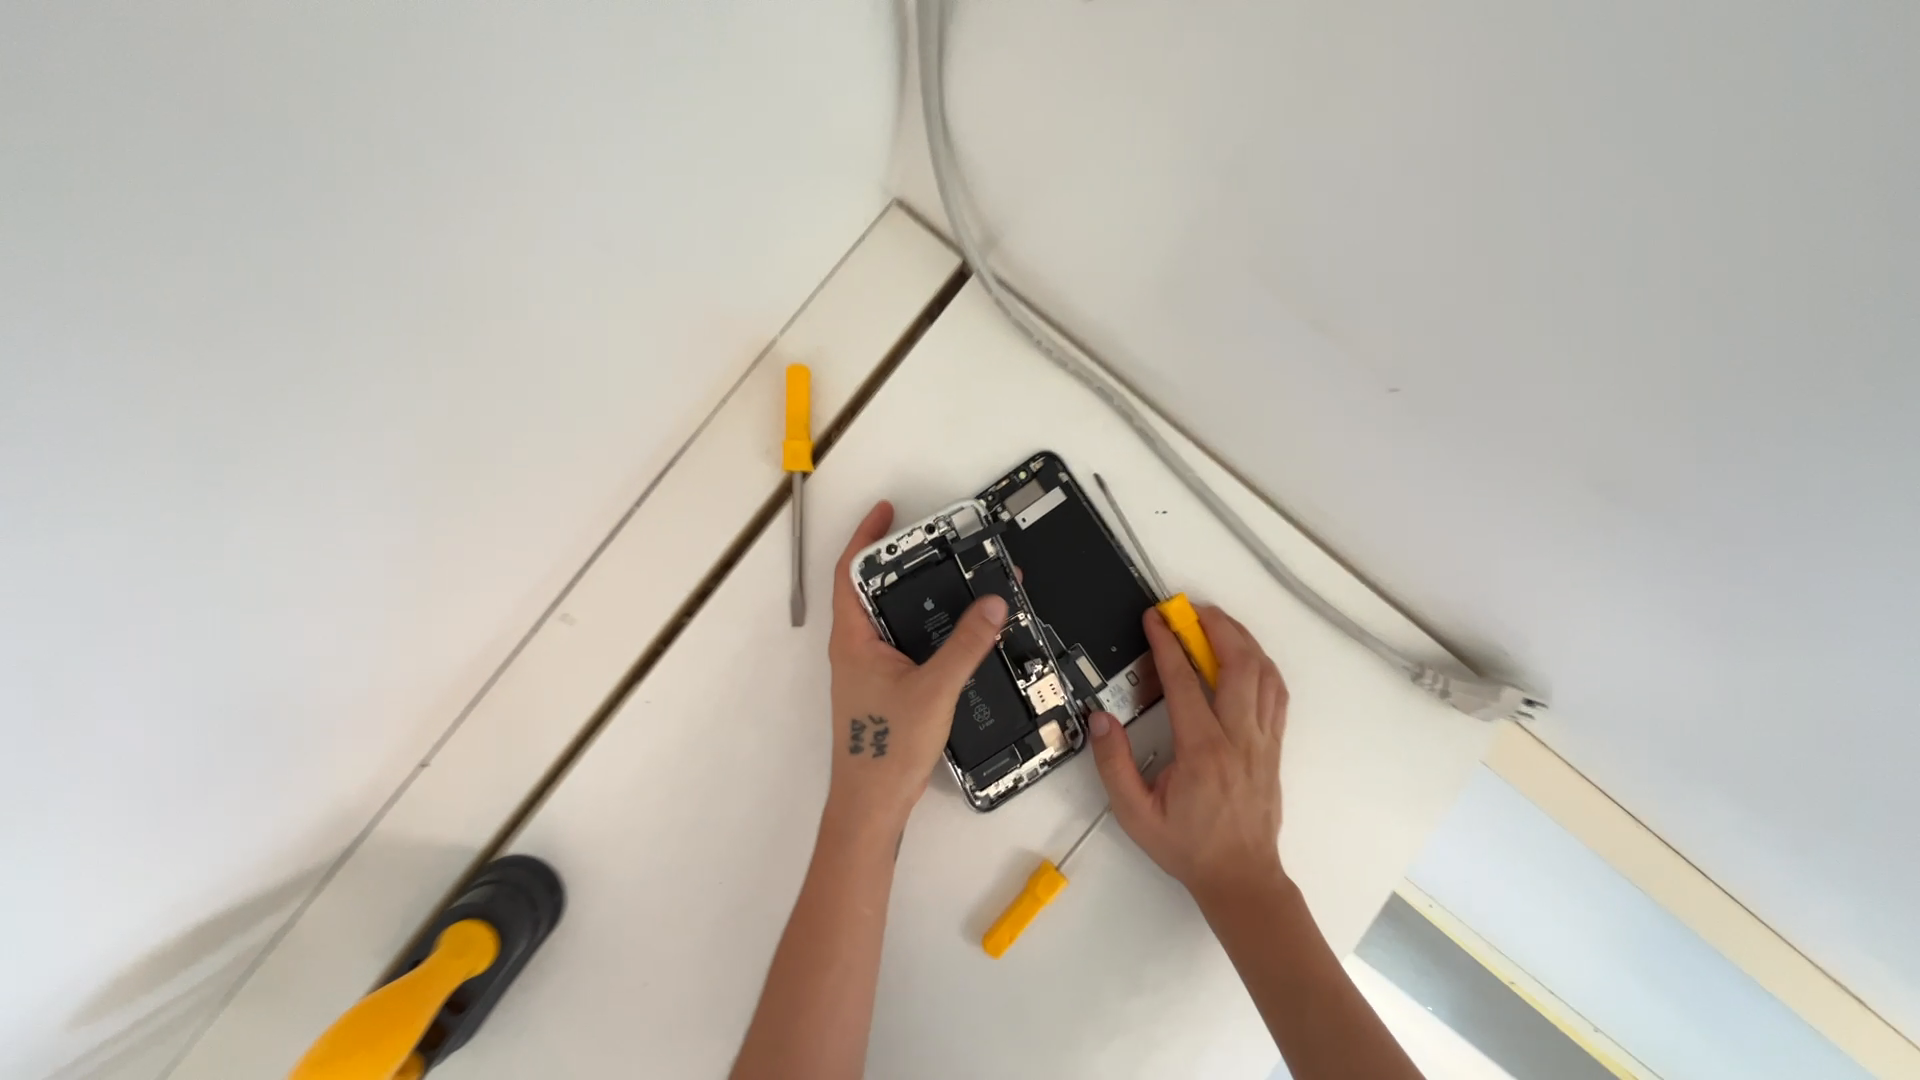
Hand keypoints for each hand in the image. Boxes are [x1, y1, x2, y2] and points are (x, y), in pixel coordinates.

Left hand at [824, 501, 1007, 840]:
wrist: (872, 804)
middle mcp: (855, 647)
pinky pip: (902, 641)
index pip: (850, 573)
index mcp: (853, 638)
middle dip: (901, 563)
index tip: (889, 511)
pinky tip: (955, 629)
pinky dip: (924, 625)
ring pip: (889, 617)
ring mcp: (868, 668)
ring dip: (916, 595)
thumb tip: (994, 603)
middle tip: (937, 543)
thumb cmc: (889, 746)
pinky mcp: (883, 686)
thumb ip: (966, 645)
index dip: (866, 537)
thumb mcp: (934, 689)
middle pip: (871, 590)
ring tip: (953, 578)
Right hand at [1088, 604, 1289, 905]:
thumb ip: (1113, 764)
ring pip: (1264, 674)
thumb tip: (1100, 719)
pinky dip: (1262, 664)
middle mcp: (1239, 738)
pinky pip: (1276, 693)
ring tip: (1216, 622)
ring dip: (1241, 639)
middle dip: (1214, 627)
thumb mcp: (1135, 813)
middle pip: (1238, 664)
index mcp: (1202, 751)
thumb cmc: (1187, 846)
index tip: (1155, 619)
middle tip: (1189, 610)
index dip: (1167, 644)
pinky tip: (1247, 656)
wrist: (1242, 879)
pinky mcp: (1273, 746)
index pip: (1184, 682)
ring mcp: (1262, 740)